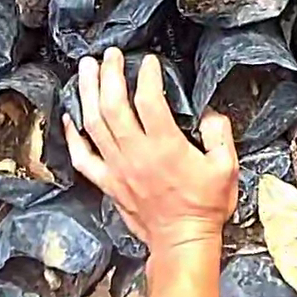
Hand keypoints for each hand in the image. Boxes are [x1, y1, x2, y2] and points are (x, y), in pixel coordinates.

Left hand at [64, 49, 238, 257]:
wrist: (182, 242)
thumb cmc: (205, 206)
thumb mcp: (226, 167)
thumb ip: (218, 134)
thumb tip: (208, 112)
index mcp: (166, 147)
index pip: (149, 100)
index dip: (147, 75)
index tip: (149, 61)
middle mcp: (136, 154)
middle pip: (113, 105)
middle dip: (109, 74)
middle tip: (110, 54)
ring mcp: (117, 168)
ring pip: (94, 123)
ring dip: (88, 92)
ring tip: (86, 69)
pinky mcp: (108, 183)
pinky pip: (83, 157)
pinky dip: (72, 135)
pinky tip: (69, 116)